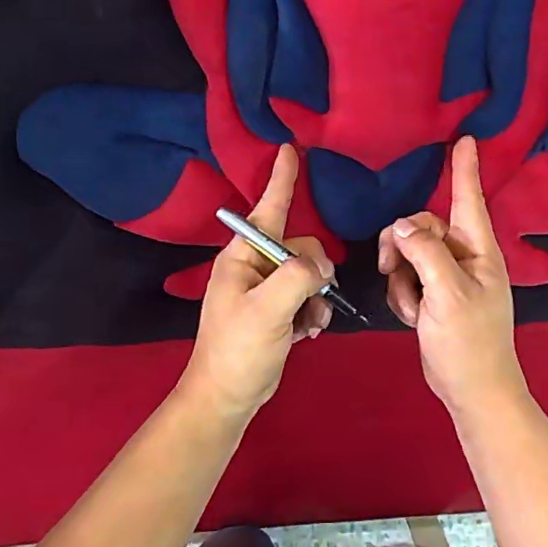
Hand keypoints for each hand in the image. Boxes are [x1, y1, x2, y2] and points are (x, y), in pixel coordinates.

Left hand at [179, 145, 333, 421]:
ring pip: (308, 273)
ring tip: (307, 322)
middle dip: (314, 269)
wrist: (227, 397)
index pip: (266, 209)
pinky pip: (307, 295)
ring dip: (316, 296)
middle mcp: (253, 266)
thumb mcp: (267, 310)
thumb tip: (320, 262)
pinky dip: (313, 311)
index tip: (288, 149)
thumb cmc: (238, 350)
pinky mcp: (276, 310)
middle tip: (314, 297)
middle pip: (299, 247)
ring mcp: (265, 289)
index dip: (281, 179)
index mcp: (241, 256)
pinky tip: (306, 332)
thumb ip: (297, 277)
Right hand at [378, 137, 526, 412]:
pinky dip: (401, 293)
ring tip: (412, 306)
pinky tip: (413, 315)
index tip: (465, 139)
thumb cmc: (470, 342)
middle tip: (390, 269)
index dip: (464, 168)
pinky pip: (404, 274)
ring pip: (406, 250)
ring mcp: (447, 275)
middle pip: (421, 225)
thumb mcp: (448, 294)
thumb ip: (425, 252)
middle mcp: (464, 255)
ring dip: (400, 277)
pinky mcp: (432, 291)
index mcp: (479, 250)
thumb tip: (401, 225)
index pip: (468, 199)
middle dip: (401, 245)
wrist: (471, 390)